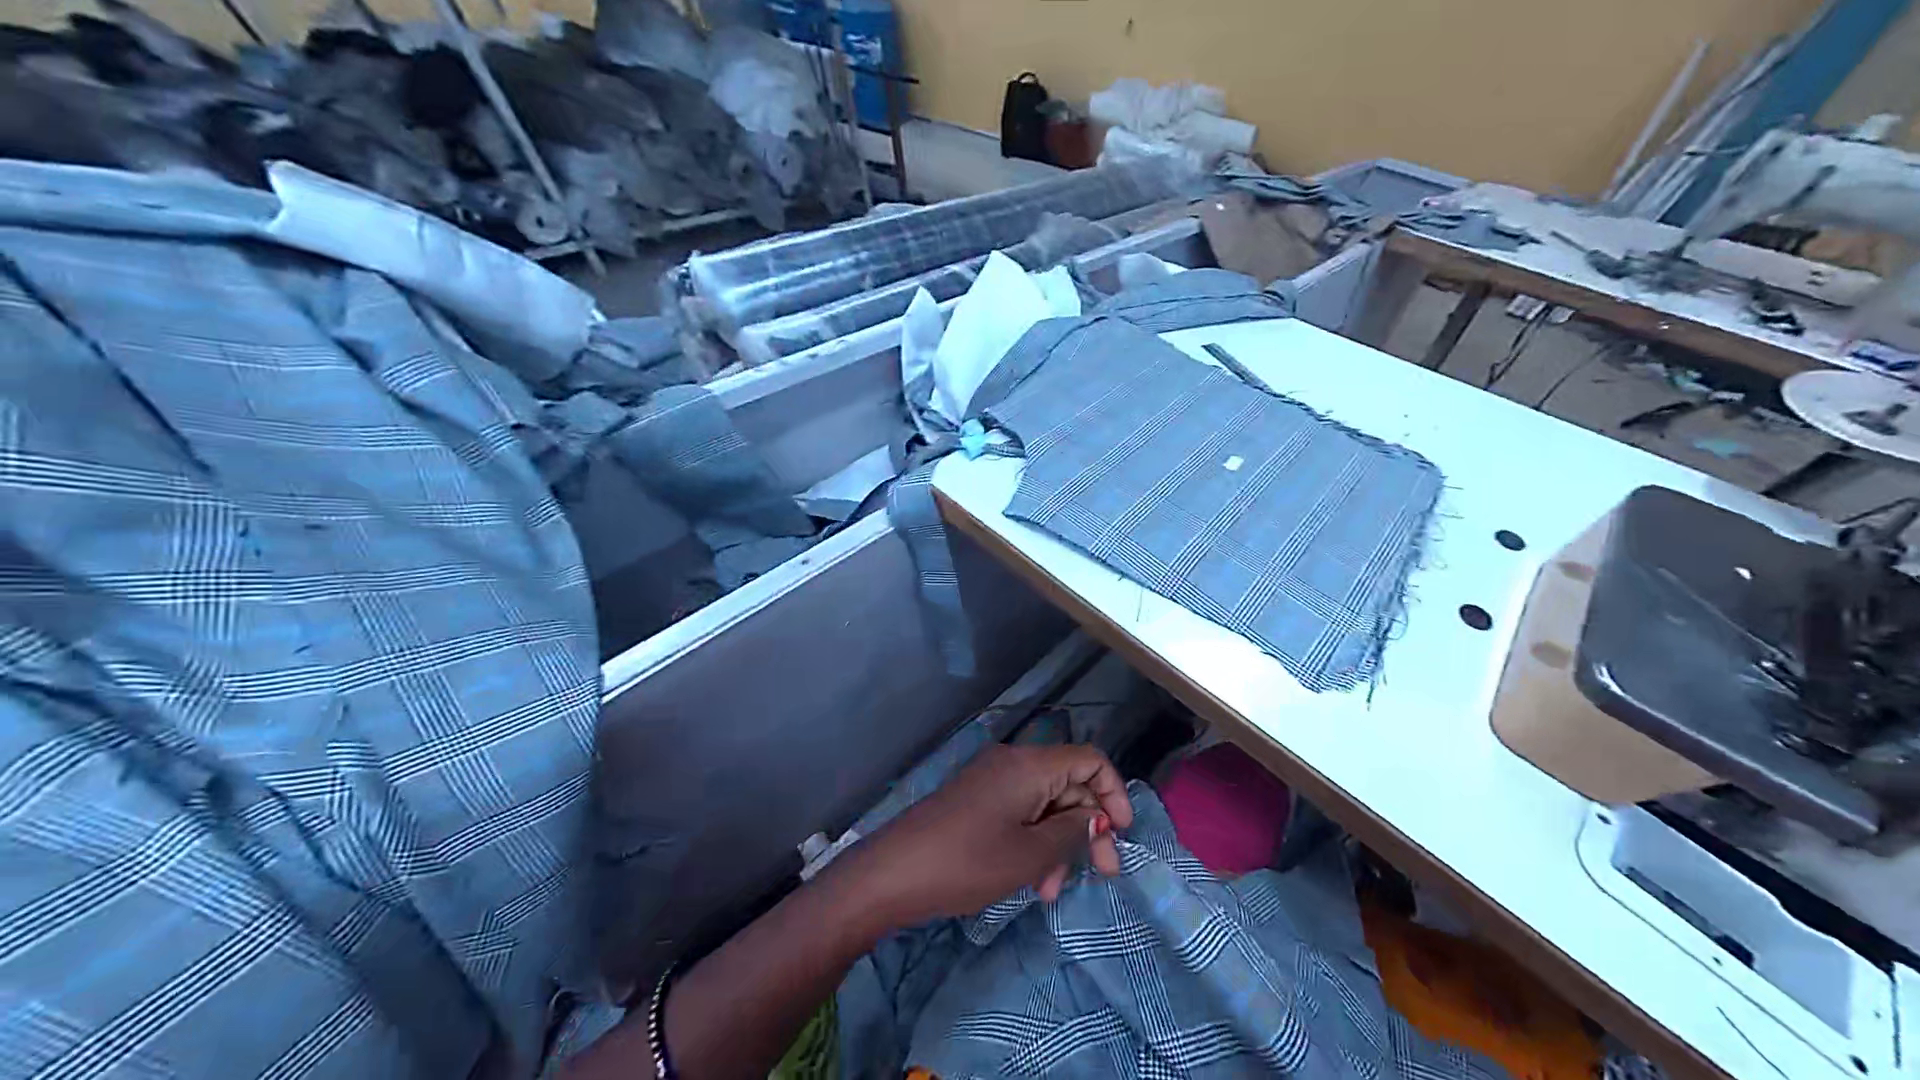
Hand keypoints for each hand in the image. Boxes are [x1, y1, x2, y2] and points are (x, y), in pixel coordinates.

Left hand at [842, 744, 1134, 924]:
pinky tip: (1031, 880)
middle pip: (1069, 784)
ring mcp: (992, 780)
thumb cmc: (967, 862)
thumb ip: (1071, 833)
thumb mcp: (1030, 854)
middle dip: (1088, 827)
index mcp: (1030, 765)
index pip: (1089, 759)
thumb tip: (1095, 818)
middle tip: (1100, 873)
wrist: (894, 872)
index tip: (1121, 834)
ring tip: (1050, 889)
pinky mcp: (977, 800)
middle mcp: (1013, 763)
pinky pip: (1020, 812)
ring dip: (1058, 843)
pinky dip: (1034, 841)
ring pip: (1045, 803)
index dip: (1113, 793)